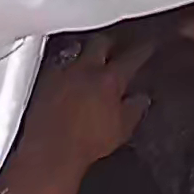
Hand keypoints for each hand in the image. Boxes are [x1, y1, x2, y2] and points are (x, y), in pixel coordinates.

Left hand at [16, 34, 153, 177]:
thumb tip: (141, 100)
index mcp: (110, 80)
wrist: (52, 150)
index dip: (143, 50)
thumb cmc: (86, 142)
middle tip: (116, 46)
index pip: (132, 57)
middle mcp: (86, 70)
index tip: (147, 47)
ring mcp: (63, 73)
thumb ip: (134, 110)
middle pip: (101, 43)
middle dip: (111, 43)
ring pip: (77, 49)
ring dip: (86, 51)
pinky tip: (67, 72)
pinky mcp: (45, 81)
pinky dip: (65, 65)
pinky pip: (57, 64)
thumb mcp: (121, 129)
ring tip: (91, 56)